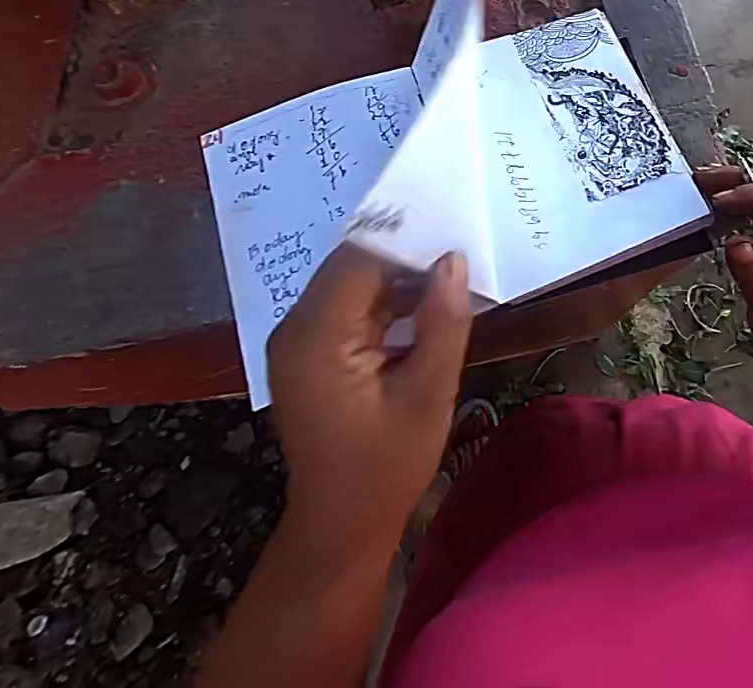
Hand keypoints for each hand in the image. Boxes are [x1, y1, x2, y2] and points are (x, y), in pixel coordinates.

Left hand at [267, 246, 472, 547]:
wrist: (341, 525)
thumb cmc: (386, 468)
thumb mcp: (428, 395)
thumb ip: (442, 323)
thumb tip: (452, 261)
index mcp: (315, 339)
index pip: (358, 262)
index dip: (404, 240)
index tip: (451, 227)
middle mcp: (295, 329)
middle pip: (351, 267)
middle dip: (404, 256)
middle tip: (456, 246)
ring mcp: (298, 339)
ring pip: (352, 283)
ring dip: (398, 278)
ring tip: (448, 271)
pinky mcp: (309, 350)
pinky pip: (349, 306)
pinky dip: (386, 301)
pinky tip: (423, 305)